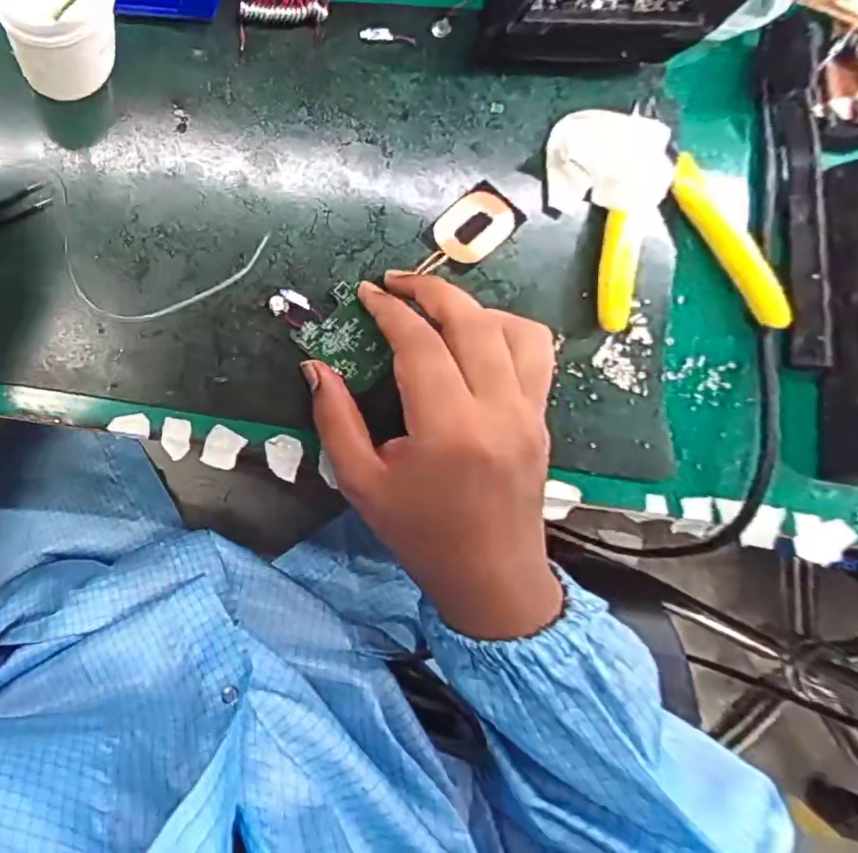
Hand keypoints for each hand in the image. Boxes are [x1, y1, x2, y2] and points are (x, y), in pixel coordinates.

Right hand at [305, 273, 562, 639]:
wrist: (490, 576)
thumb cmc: (417, 530)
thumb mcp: (357, 478)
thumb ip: (334, 417)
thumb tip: (316, 367)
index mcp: (449, 429)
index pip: (423, 346)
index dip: (391, 312)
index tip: (365, 294)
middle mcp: (499, 413)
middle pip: (475, 325)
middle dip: (432, 292)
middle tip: (394, 282)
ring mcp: (530, 415)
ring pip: (518, 333)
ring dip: (474, 308)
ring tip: (434, 307)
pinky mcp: (541, 420)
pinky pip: (536, 355)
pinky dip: (504, 330)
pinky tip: (472, 336)